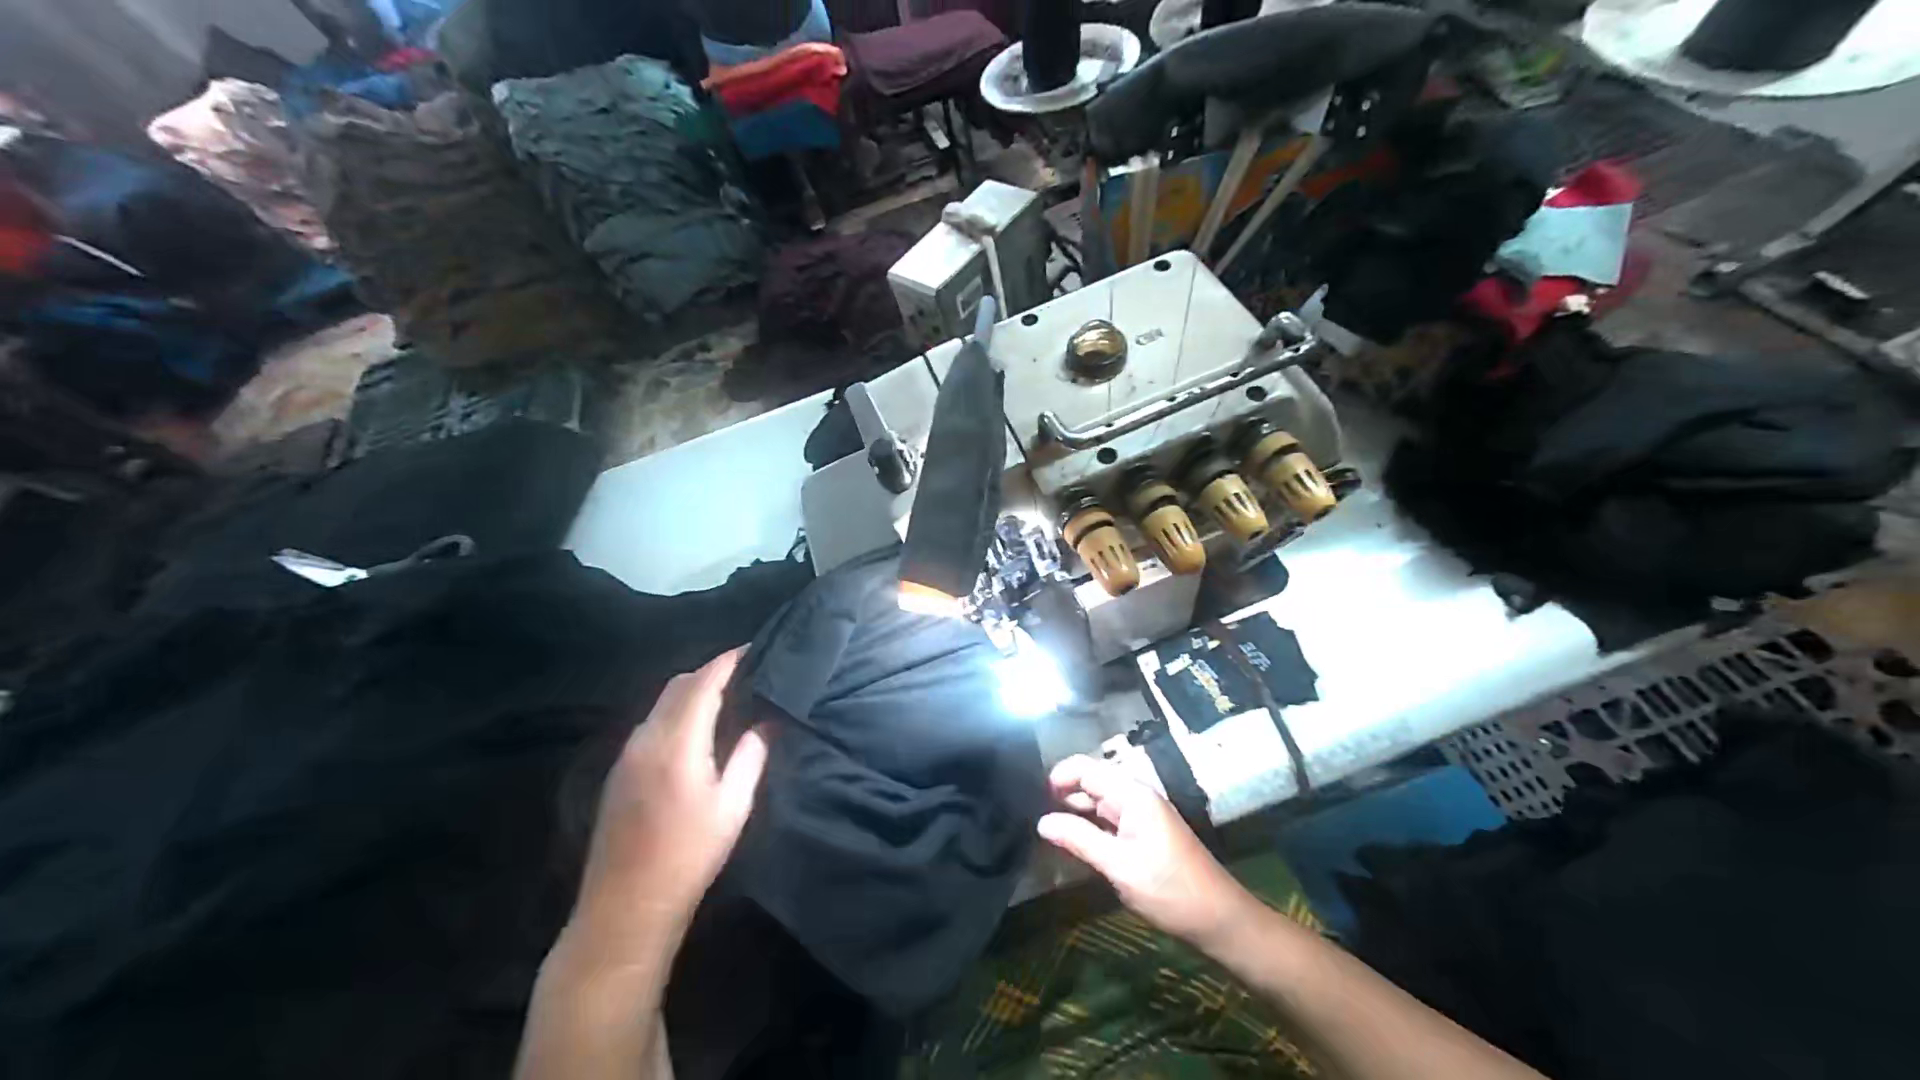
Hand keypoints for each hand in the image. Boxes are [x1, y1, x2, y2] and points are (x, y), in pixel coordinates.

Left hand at [570, 648, 768, 951]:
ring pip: (661, 702)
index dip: (728, 660)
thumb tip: (764, 723)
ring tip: (727, 697)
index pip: (703, 682)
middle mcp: (646, 738)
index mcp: (676, 742)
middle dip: (711, 671)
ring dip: (692, 691)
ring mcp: (627, 754)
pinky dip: (676, 711)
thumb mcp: (733, 806)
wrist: (626, 906)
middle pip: (678, 685)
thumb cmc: (689, 855)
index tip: (754, 649)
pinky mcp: (620, 771)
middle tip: (746, 674)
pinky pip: (651, 722)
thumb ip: (750, 756)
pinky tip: (696, 729)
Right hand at [1037, 755, 1254, 947]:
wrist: (1219, 920)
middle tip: (1033, 817)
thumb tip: (1041, 821)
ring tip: (1047, 831)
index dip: (1059, 777)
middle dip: (1063, 795)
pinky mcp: (1144, 835)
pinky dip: (1090, 828)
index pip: (1086, 768)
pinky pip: (1110, 821)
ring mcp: (1142, 816)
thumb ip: (1079, 839)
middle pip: (1092, 783)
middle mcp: (1137, 797)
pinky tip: (1074, 844)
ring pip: (1099, 804)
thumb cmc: (1169, 890)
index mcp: (1133, 795)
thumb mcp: (1119, 866)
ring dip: (1075, 814)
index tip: (1033, 798)